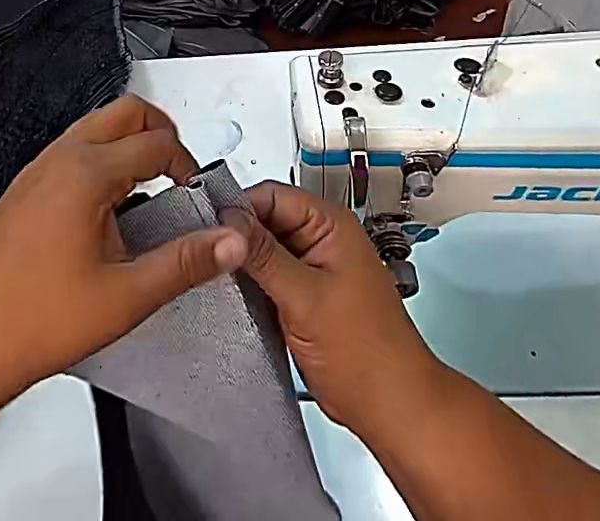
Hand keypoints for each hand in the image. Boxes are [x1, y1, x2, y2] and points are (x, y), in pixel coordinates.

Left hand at [0, 95, 248, 401]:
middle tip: (179, 168)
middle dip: (163, 131)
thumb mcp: (127, 296)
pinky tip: (111, 206)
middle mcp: (60, 161)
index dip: (187, 164)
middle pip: (128, 111)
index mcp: (87, 174)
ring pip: (98, 125)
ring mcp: (38, 172)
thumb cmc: (28, 322)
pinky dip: (105, 157)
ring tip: (150, 184)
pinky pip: (75, 148)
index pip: (158, 143)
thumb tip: (227, 242)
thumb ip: (186, 262)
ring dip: (132, 141)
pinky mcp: (26, 190)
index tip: (195, 193)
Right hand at [222, 181, 444, 434]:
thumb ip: (264, 256)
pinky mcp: (302, 293)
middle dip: (239, 236)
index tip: (213, 230)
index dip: (241, 208)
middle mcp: (321, 240)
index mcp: (331, 225)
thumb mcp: (306, 297)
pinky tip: (236, 295)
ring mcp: (311, 267)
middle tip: (212, 256)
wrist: (387, 403)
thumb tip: (230, 223)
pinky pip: (267, 275)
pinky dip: (252, 283)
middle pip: (265, 219)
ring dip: (244, 261)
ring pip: (263, 248)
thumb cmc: (369, 352)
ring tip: (222, 278)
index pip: (273, 195)